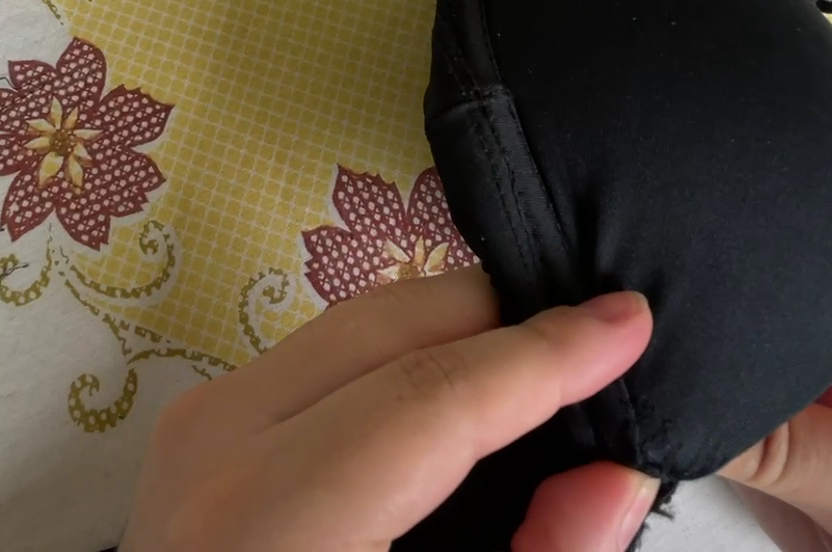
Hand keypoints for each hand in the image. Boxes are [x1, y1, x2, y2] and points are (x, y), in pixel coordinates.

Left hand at [118, 267, 658, 551]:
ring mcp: (205, 408)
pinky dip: (403, 339)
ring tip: (535, 339)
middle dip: (499, 309)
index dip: (538, 353)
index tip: (626, 318)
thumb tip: (616, 469)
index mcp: (271, 522)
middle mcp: (222, 438)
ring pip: (356, 317)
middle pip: (387, 326)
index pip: (426, 399)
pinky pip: (327, 342)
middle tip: (589, 323)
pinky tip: (458, 359)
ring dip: (452, 316)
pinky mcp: (208, 401)